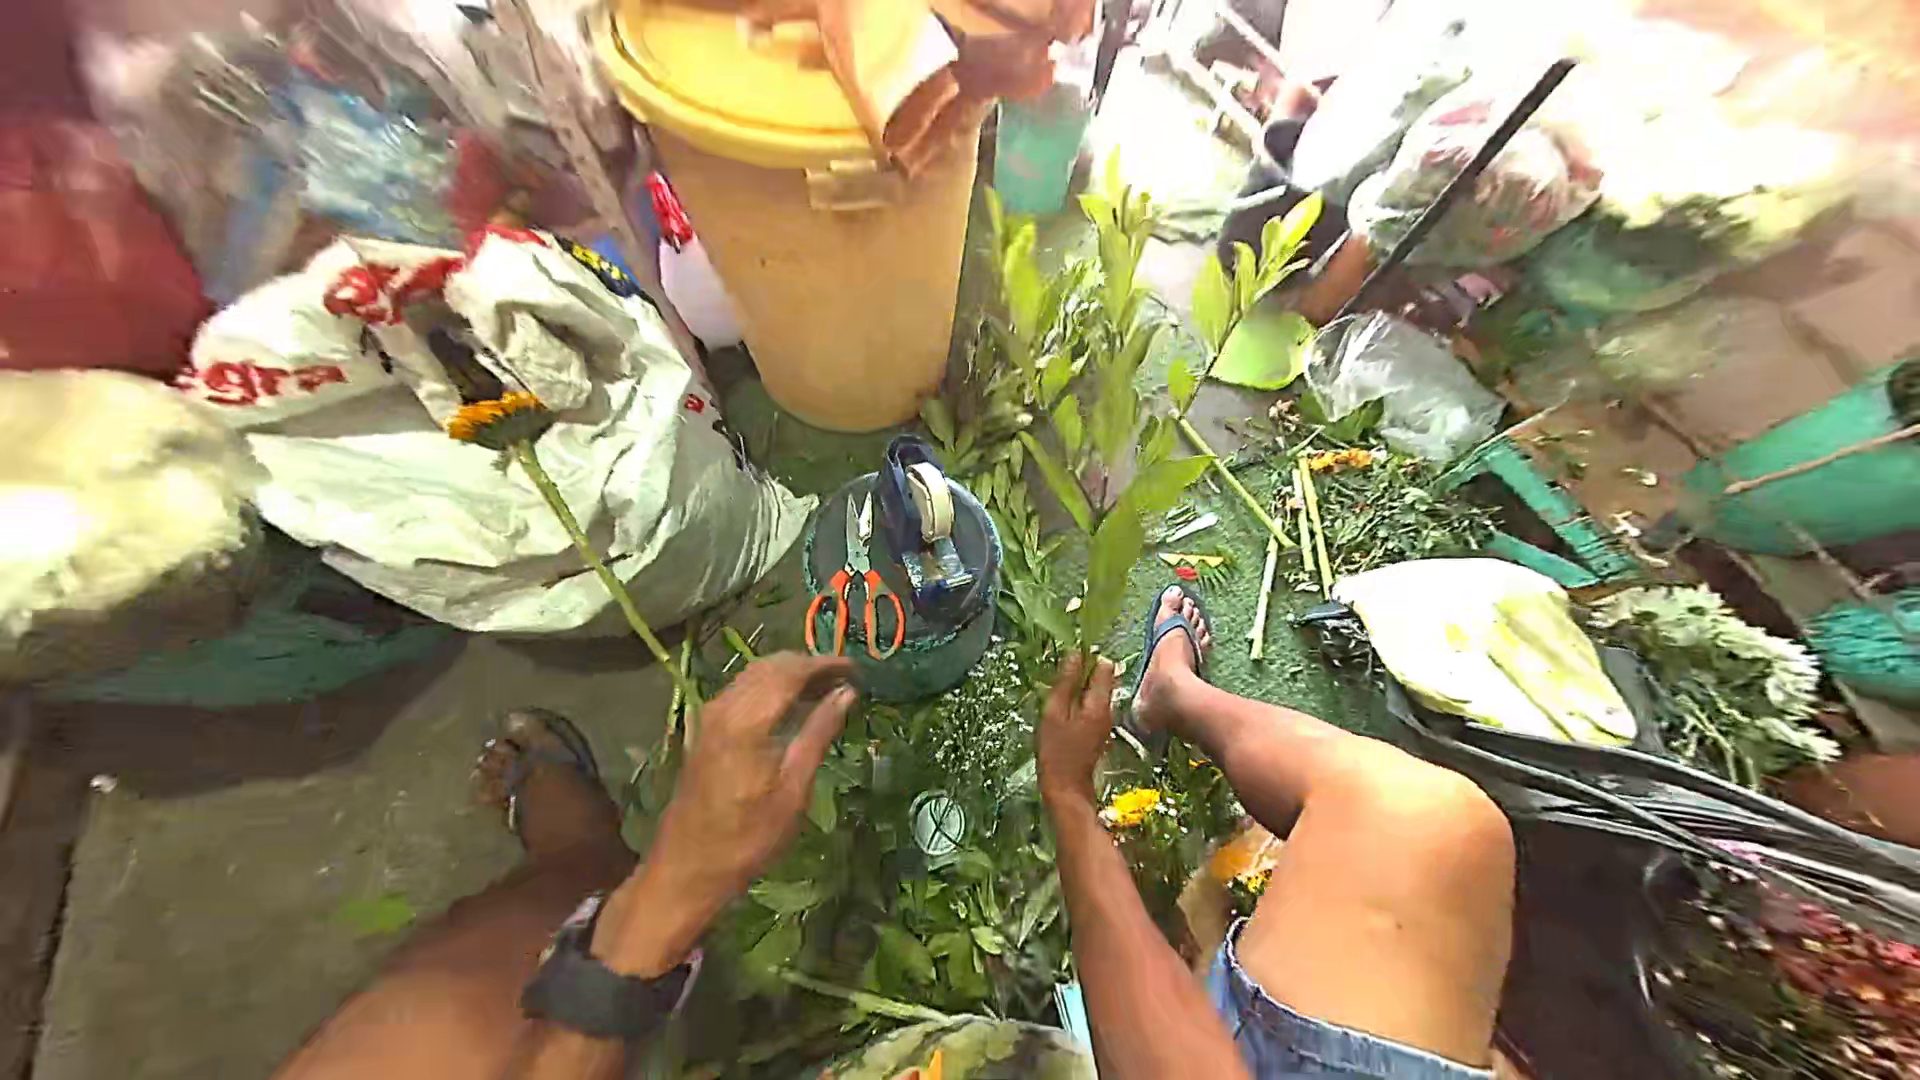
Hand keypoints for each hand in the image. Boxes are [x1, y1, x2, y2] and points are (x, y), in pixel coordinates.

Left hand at [646, 652, 855, 907]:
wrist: (686, 869)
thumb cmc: (747, 838)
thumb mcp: (794, 790)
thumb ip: (819, 733)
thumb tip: (847, 693)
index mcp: (747, 722)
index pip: (791, 671)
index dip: (825, 664)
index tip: (855, 669)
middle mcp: (725, 708)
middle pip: (773, 665)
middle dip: (811, 665)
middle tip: (845, 679)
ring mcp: (711, 715)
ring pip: (757, 672)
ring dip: (792, 673)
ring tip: (826, 688)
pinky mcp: (706, 726)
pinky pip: (744, 687)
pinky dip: (772, 685)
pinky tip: (793, 703)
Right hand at [1037, 651, 1114, 810]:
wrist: (1066, 787)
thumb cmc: (1056, 749)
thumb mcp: (1054, 712)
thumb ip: (1066, 683)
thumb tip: (1075, 654)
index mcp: (1099, 703)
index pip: (1104, 667)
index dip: (1090, 655)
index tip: (1072, 651)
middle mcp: (1108, 709)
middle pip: (1104, 678)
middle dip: (1087, 668)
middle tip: (1064, 666)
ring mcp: (1106, 721)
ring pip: (1099, 691)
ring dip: (1084, 683)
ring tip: (1063, 681)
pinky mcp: (1099, 729)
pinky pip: (1094, 703)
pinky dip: (1083, 697)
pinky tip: (1067, 702)